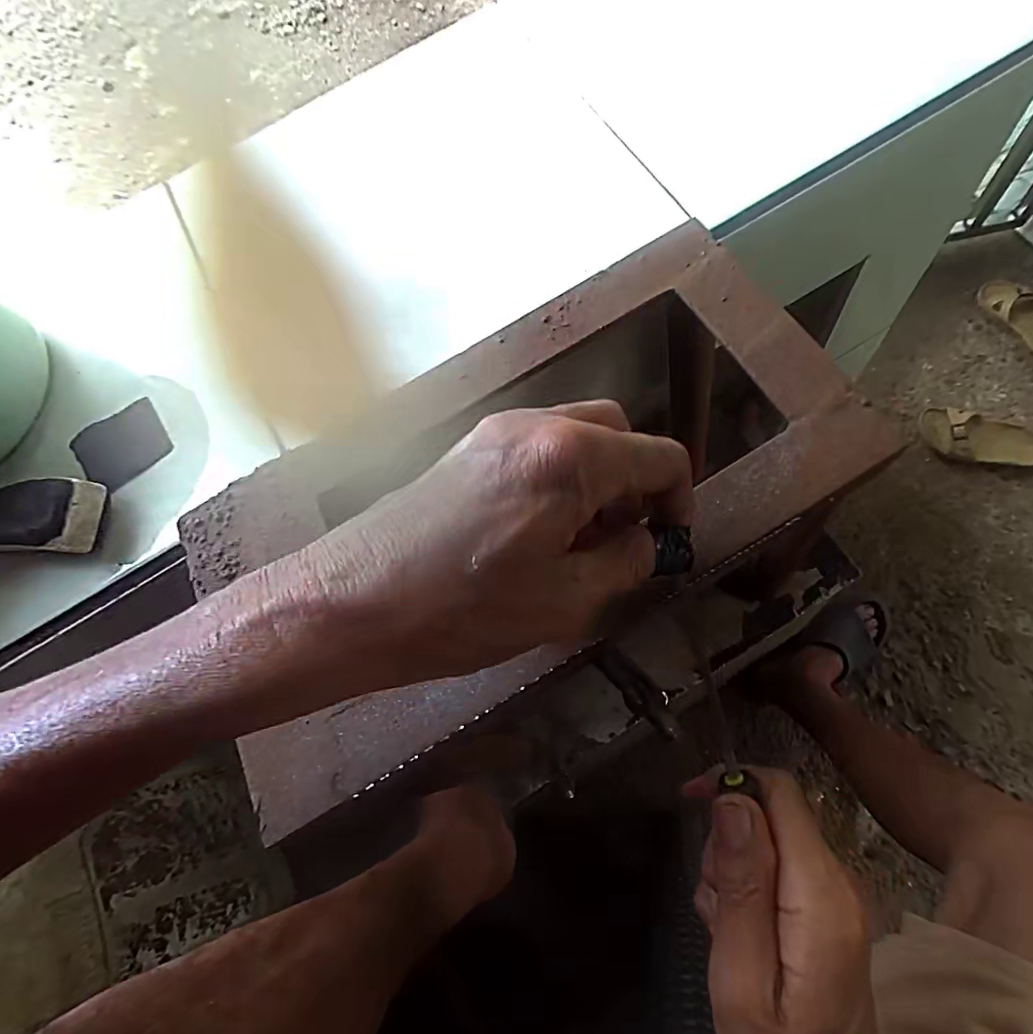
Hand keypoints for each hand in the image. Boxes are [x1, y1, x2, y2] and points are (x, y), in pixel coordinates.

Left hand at [291, 400, 692, 684]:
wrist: (352, 601)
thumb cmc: (464, 609)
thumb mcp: (565, 600)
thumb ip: (625, 562)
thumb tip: (646, 542)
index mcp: (571, 456)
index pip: (659, 456)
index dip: (680, 498)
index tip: (672, 538)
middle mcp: (536, 425)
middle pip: (618, 431)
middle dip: (636, 480)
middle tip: (625, 537)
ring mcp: (495, 431)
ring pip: (575, 434)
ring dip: (597, 477)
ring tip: (580, 539)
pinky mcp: (466, 449)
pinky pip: (535, 447)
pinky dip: (558, 477)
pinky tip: (538, 530)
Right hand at [686, 767, 882, 1033]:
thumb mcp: (740, 976)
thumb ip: (741, 884)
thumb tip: (733, 801)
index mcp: (821, 893)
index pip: (782, 793)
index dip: (733, 782)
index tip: (690, 798)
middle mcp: (840, 881)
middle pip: (771, 813)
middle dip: (727, 840)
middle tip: (713, 900)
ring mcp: (838, 893)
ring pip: (768, 837)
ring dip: (732, 866)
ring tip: (725, 924)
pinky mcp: (828, 905)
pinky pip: (776, 865)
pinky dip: (746, 884)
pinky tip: (739, 929)